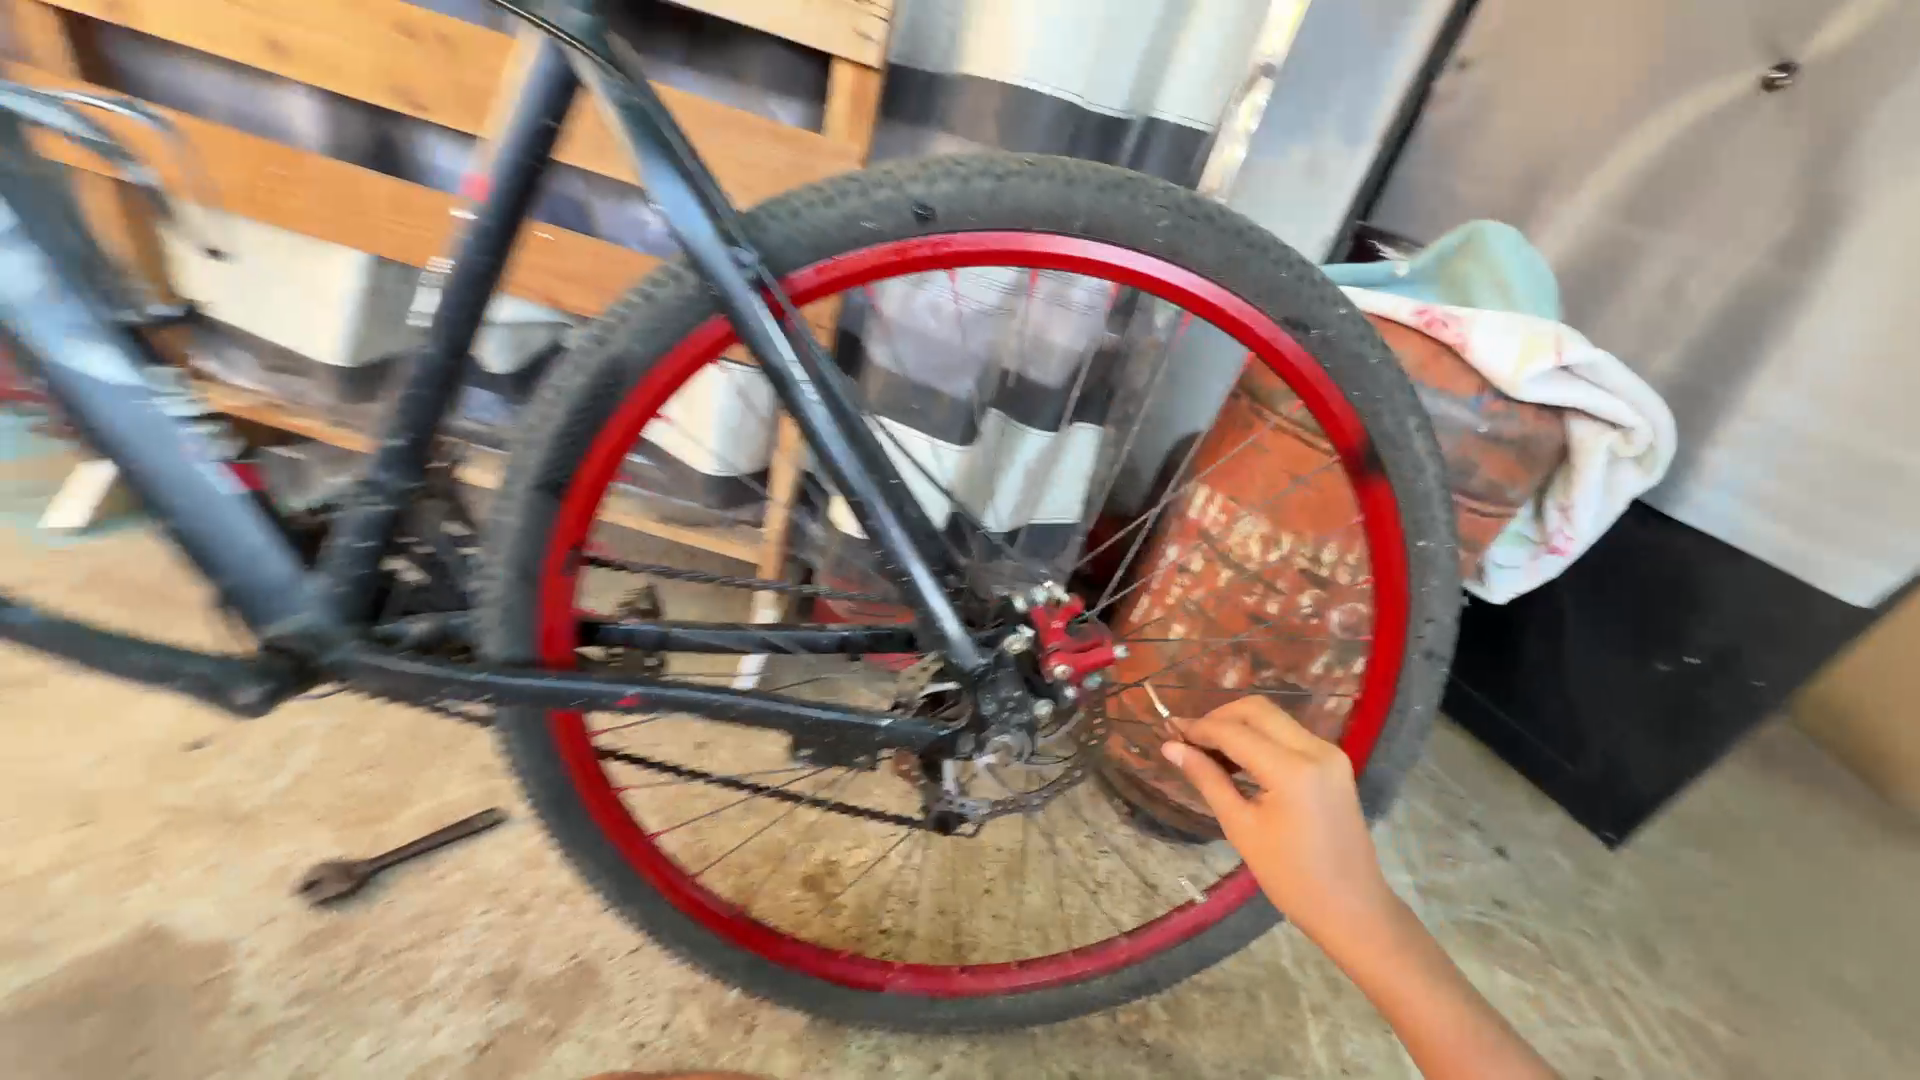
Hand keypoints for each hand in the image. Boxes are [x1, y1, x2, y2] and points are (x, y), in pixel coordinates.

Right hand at [1162, 697, 1394, 944]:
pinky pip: (1288, 733)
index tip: (1169, 732)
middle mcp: (1315, 749)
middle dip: (1218, 718)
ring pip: (1273, 718)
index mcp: (1292, 770)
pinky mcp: (1334, 762)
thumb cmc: (1291, 878)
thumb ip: (1207, 779)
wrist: (1353, 909)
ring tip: (1208, 751)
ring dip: (1238, 725)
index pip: (1233, 732)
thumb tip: (1171, 747)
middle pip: (1256, 710)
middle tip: (1189, 740)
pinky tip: (1238, 759)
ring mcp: (1329, 753)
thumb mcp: (1241, 828)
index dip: (1197, 729)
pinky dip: (1259, 737)